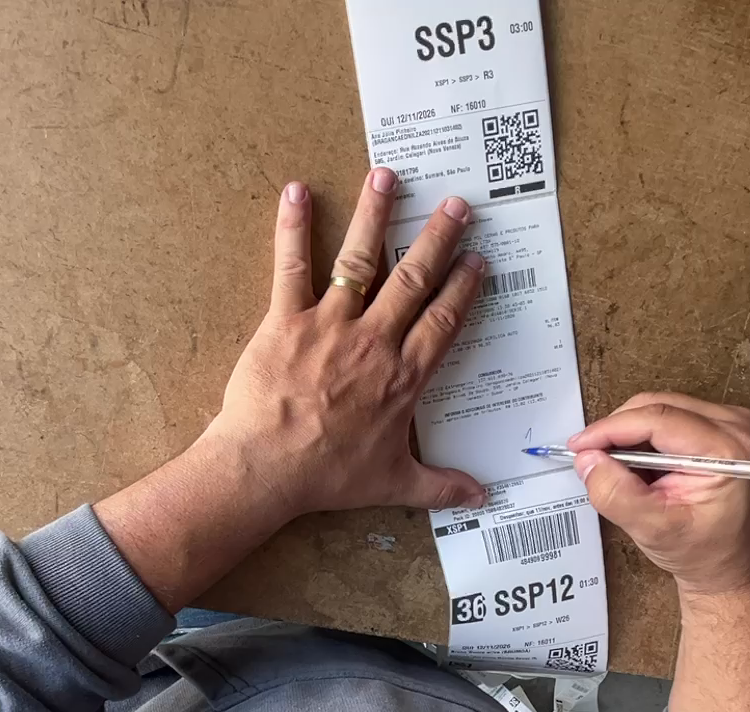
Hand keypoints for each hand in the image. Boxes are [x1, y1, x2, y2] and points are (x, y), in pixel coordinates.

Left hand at [199, 167, 488, 521]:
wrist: (268, 469)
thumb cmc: (329, 476)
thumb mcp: (392, 485)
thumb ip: (440, 486)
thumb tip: (481, 499)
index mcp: (403, 377)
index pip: (443, 322)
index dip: (462, 289)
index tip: (476, 262)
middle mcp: (374, 342)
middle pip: (413, 280)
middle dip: (437, 239)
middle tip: (456, 205)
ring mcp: (331, 326)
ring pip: (360, 261)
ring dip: (376, 216)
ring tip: (387, 175)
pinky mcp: (286, 321)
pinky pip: (292, 266)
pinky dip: (293, 227)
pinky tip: (296, 191)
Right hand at [572, 392, 749, 711]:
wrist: (731, 580)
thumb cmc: (701, 560)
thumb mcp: (655, 530)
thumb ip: (618, 494)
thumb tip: (586, 462)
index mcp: (729, 447)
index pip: (657, 420)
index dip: (609, 429)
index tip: (574, 448)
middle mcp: (736, 429)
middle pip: (656, 407)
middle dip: (612, 428)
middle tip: (578, 454)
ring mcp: (730, 430)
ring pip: (658, 412)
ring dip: (622, 433)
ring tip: (596, 463)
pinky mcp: (716, 438)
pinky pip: (665, 424)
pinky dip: (635, 439)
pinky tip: (618, 463)